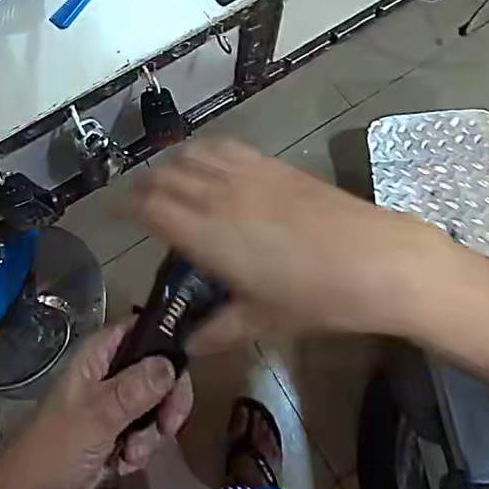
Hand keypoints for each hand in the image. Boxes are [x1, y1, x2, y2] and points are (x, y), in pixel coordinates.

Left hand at [0, 323, 194, 488]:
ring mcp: (115, 401)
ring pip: (156, 401)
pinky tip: (124, 464)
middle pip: (158, 367)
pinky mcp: (118, 430)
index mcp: (100, 352)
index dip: (165, 339)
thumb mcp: (96, 415)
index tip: (182, 367)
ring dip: (151, 433)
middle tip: (169, 425)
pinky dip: (141, 448)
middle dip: (166, 400)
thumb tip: (170, 365)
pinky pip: (147, 429)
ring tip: (131, 454)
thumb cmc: (56, 447)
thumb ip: (134, 389)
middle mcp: (111, 370)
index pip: (142, 327)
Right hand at [131, 139, 461, 341]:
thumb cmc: (317, 296)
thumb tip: (191, 342)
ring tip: (170, 182)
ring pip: (192, 155)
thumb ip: (220, 329)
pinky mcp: (271, 163)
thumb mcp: (264, 319)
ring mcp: (246, 173)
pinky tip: (209, 164)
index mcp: (208, 234)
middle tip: (139, 203)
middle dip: (145, 187)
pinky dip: (205, 151)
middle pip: (165, 176)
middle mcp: (219, 194)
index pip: (151, 207)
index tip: (114, 212)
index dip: (127, 206)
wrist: (375, 258)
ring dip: (172, 165)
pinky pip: (224, 146)